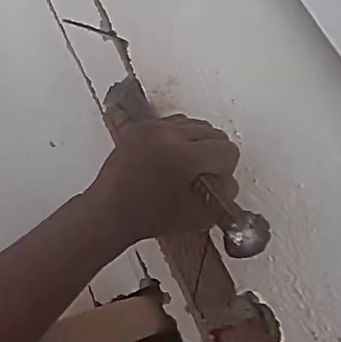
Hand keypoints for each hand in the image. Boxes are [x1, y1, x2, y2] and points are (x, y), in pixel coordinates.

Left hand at [88, 115, 239, 244]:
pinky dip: (178, 137)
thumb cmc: (151, 217)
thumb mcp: (200, 215)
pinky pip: (173, 124)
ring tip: (186, 167)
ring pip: (195, 125)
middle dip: (213, 155)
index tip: (214, 183)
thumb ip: (224, 194)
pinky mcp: (141, 127)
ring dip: (197, 144)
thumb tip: (229, 178)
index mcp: (185, 157)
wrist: (111, 211)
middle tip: (202, 176)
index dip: (225, 170)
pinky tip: (172, 158)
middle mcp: (168, 135)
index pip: (227, 150)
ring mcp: (152, 128)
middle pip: (213, 133)